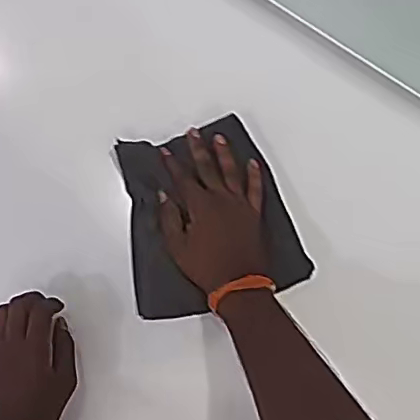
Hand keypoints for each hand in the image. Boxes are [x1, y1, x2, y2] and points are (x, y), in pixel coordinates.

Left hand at [0, 292, 77, 419]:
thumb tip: (61, 328)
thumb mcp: (65, 380)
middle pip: (19, 305)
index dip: (50, 303)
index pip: (39, 311)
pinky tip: (12, 323)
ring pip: (3, 311)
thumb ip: (65, 348)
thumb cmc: (38, 411)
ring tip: (29, 310)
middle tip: (44, 303)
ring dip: (17, 305)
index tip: (57, 306)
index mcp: (33, 348)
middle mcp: (12, 343)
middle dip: (33, 299)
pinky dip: (4, 318)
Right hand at [157, 127, 269, 295]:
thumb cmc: (208, 268)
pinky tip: (252, 163)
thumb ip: (170, 219)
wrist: (239, 285)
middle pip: (207, 168)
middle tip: (193, 134)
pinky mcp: (254, 214)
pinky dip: (254, 175)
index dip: (173, 164)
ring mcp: (240, 206)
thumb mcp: (177, 246)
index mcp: (200, 207)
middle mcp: (221, 200)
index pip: (183, 179)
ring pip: (232, 172)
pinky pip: (255, 189)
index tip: (166, 152)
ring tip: (219, 139)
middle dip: (198, 149)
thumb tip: (164, 198)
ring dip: (224, 154)